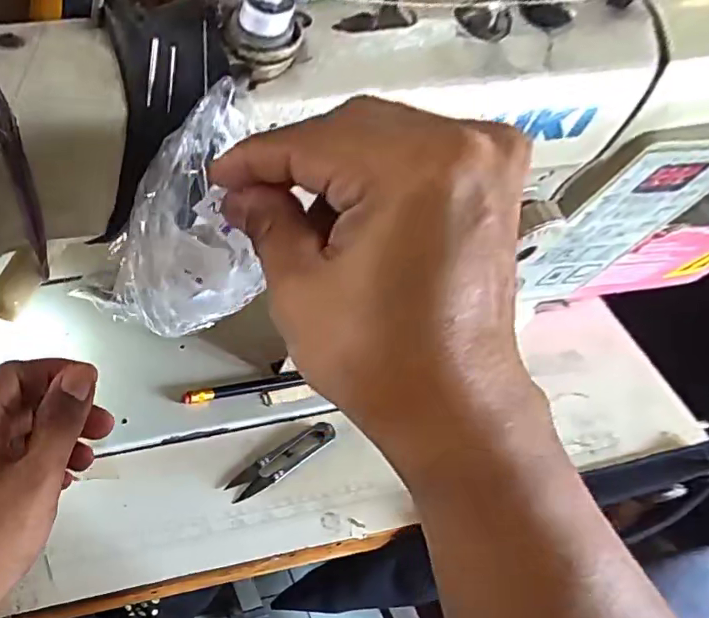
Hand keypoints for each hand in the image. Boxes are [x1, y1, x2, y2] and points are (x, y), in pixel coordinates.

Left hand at [0, 359, 114, 617]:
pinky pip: (7, 461)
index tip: (92, 385)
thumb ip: (59, 423)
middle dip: (63, 410)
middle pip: (17, 403)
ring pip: (14, 435)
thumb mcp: (36, 477)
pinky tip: (62, 479)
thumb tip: (77, 378)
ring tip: (87, 457)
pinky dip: (37, 462)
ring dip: (54, 438)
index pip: (15, 375)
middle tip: (101, 425)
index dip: (58, 374)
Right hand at [211, 97, 545, 479]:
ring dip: (327, 168)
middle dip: (292, 158)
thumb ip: (269, 226)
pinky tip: (331, 213)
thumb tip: (243, 195)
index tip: (219, 175)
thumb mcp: (299, 289)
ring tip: (281, 210)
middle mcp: (465, 145)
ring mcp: (487, 161)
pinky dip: (366, 178)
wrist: (446, 399)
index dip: (258, 156)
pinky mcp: (489, 186)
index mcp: (416, 170)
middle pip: (355, 127)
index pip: (318, 141)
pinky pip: (414, 159)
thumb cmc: (372, 357)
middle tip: (243, 193)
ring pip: (384, 139)